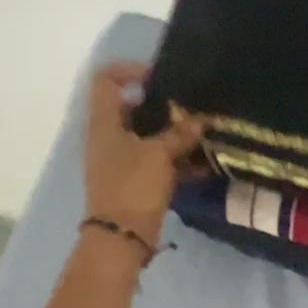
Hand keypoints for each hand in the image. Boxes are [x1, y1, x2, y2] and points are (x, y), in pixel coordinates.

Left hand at [83, 63, 205, 246]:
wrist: (121, 237)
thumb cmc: (132, 186)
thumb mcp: (158, 154)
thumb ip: (179, 134)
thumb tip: (200, 120)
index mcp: (104, 121)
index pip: (106, 80)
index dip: (130, 71)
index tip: (162, 78)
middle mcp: (108, 136)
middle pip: (132, 108)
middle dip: (162, 107)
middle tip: (190, 109)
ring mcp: (121, 160)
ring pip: (148, 137)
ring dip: (174, 135)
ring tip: (203, 135)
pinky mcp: (136, 181)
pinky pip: (158, 162)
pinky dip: (177, 160)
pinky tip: (204, 163)